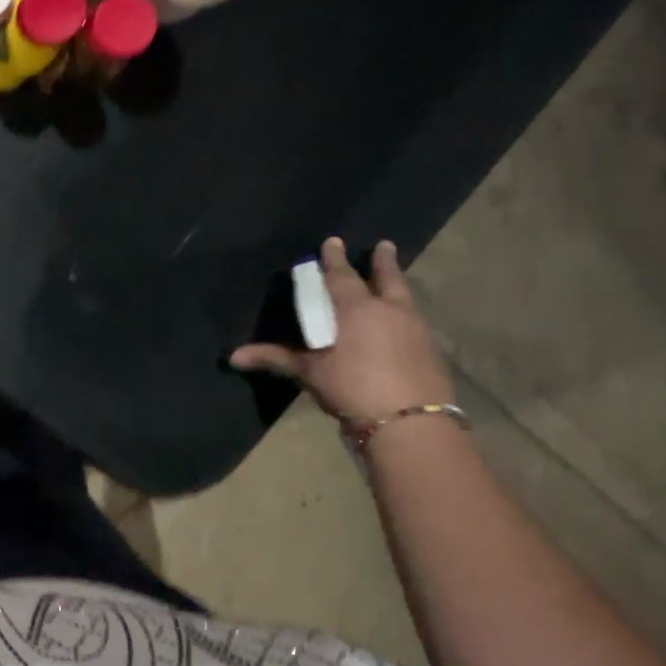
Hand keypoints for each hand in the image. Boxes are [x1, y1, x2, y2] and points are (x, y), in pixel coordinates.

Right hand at [230, 238, 454, 426]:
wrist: (411, 424)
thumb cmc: (354, 387)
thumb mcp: (310, 373)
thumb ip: (276, 358)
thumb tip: (234, 357)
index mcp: (358, 310)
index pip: (342, 276)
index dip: (334, 259)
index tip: (333, 241)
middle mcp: (390, 312)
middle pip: (388, 279)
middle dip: (383, 261)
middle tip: (384, 244)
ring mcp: (416, 330)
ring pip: (405, 299)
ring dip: (396, 287)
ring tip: (390, 281)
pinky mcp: (431, 351)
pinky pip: (414, 322)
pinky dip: (404, 314)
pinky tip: (399, 323)